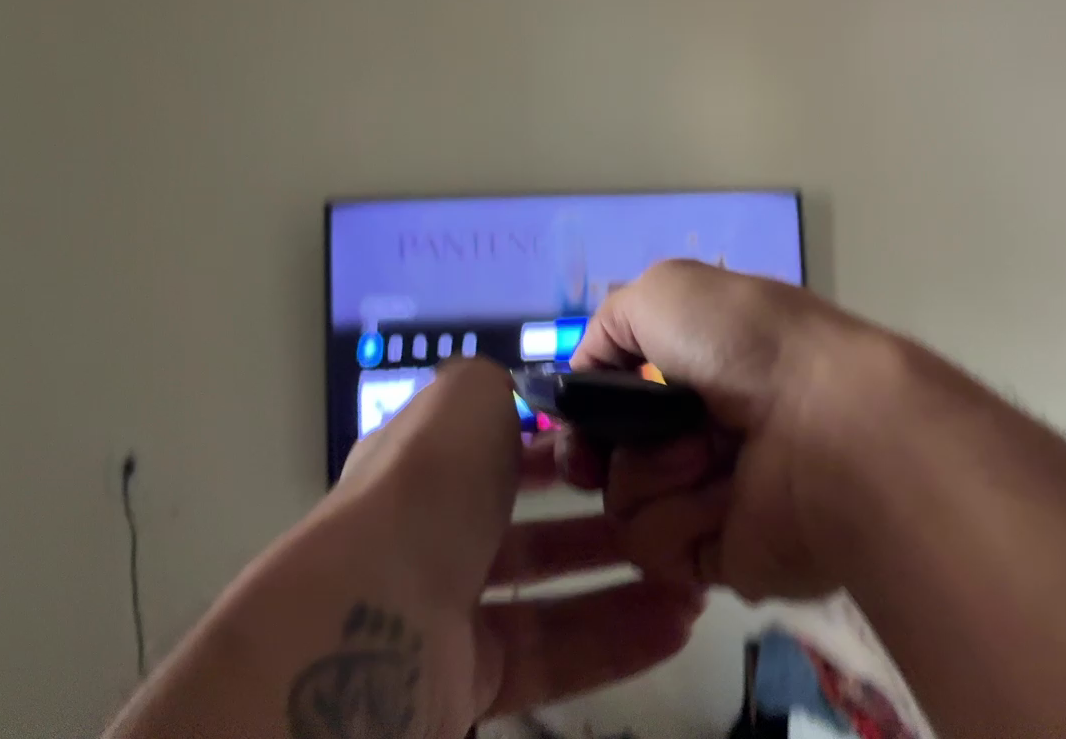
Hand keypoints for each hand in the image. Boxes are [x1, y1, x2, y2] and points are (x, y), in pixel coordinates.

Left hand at [297, 359, 704, 735]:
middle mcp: (435, 540)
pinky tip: (675, 624)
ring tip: (691, 580)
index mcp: (428, 469)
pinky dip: (617, 641)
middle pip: (534, 531)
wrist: (373, 616)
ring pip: (553, 598)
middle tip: (667, 521)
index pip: (502, 455)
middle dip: (606, 523)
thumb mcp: (468, 398)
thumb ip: (498, 385)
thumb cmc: (430, 486)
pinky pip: (556, 657)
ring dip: (625, 586)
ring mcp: (450, 613)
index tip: (623, 450)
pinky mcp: (471, 679)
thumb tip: (522, 392)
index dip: (562, 451)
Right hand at [560, 260, 896, 601]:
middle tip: (649, 436)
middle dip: (609, 448)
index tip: (580, 424)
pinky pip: (655, 550)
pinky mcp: (718, 557)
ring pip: (622, 505)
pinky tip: (727, 497)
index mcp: (694, 378)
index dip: (586, 418)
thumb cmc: (748, 344)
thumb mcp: (666, 290)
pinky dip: (682, 517)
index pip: (613, 409)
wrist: (827, 422)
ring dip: (657, 474)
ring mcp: (707, 500)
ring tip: (712, 455)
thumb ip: (613, 322)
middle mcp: (698, 438)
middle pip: (606, 462)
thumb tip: (589, 371)